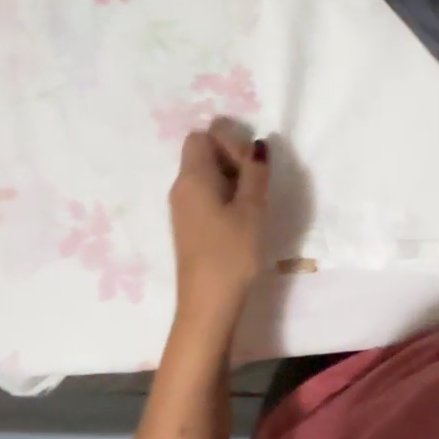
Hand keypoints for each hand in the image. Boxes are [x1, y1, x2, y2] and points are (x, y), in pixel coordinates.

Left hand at [168, 120, 269, 316]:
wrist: (208, 303)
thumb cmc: (231, 253)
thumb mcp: (252, 210)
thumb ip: (256, 173)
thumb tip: (257, 146)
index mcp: (192, 177)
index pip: (202, 135)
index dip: (229, 141)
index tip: (250, 165)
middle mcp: (181, 187)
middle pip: (203, 153)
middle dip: (233, 157)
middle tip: (257, 182)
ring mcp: (183, 208)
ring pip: (206, 175)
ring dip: (232, 179)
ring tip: (254, 201)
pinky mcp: (189, 226)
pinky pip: (205, 195)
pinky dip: (225, 196)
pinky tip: (243, 217)